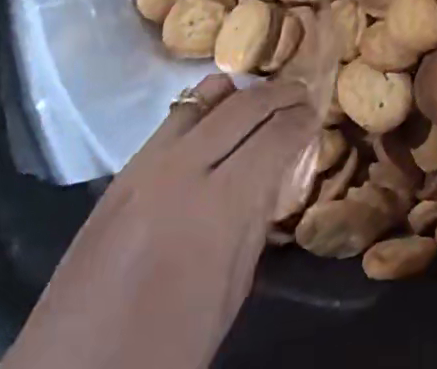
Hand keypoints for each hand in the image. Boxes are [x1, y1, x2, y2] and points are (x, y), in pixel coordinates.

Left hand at [1, 75, 316, 368]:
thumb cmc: (168, 347)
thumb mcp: (232, 287)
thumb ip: (255, 219)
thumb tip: (275, 173)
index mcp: (218, 208)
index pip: (275, 137)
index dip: (302, 121)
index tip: (317, 115)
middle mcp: (181, 172)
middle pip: (243, 108)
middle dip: (279, 96)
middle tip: (302, 94)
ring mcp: (144, 167)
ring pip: (202, 101)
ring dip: (241, 93)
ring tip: (263, 95)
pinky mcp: (120, 173)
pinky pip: (172, 121)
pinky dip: (204, 107)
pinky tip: (217, 113)